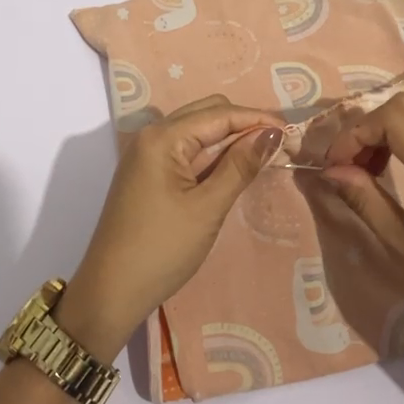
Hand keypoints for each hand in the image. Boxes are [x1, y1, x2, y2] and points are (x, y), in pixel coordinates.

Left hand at [56, 97, 283, 359]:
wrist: (111, 291)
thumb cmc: (162, 249)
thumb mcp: (207, 208)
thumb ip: (240, 166)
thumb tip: (271, 133)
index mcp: (162, 137)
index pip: (219, 114)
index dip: (257, 119)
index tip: (292, 131)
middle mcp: (151, 135)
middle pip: (206, 113)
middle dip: (243, 123)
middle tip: (279, 145)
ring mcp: (146, 154)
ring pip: (196, 130)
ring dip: (228, 137)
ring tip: (262, 154)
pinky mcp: (147, 173)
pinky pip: (185, 149)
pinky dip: (211, 153)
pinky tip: (232, 167)